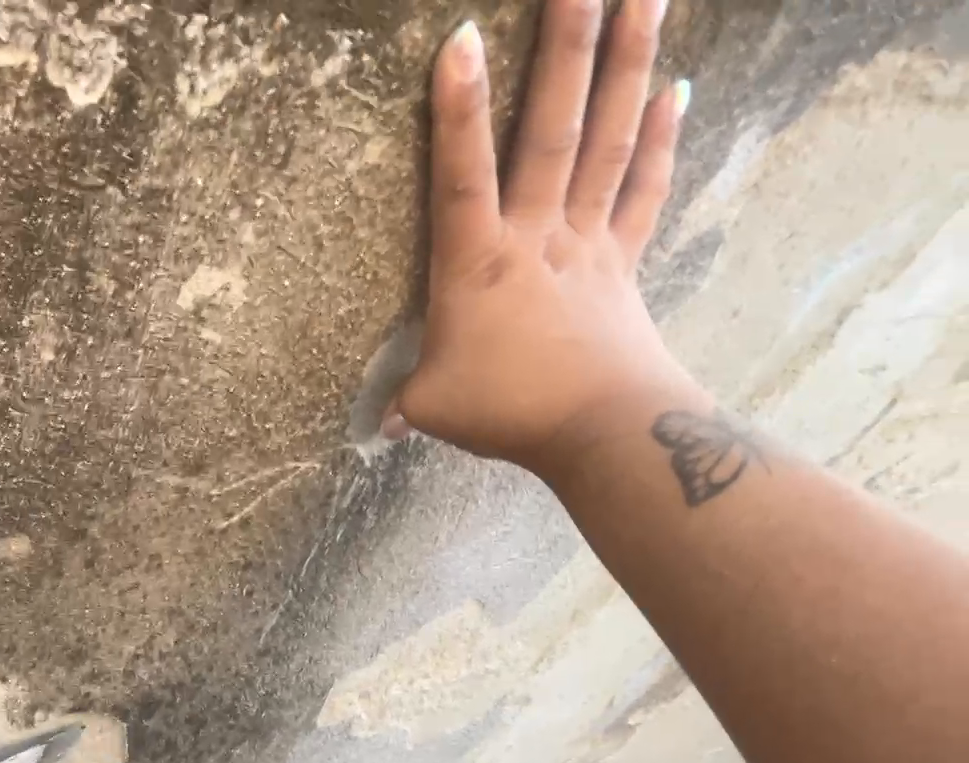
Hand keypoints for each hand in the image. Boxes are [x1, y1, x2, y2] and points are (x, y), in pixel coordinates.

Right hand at [393, 0, 710, 475]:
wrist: (601, 429)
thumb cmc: (506, 411)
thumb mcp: (430, 406)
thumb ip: (402, 402)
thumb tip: (380, 427)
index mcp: (476, 265)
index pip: (460, 175)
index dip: (457, 110)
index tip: (462, 38)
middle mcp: (535, 235)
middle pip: (550, 132)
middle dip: (563, 51)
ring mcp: (586, 242)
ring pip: (606, 142)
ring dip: (626, 66)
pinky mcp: (620, 261)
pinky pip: (641, 189)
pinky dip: (660, 139)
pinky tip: (677, 87)